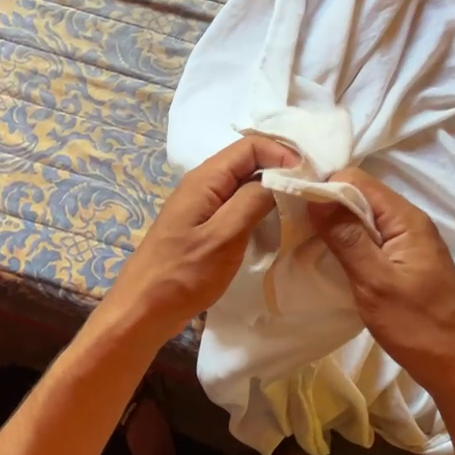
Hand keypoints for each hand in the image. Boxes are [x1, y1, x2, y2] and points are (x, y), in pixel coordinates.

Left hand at [101, 137, 299, 340]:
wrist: (144, 309)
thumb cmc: (183, 274)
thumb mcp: (224, 237)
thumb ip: (252, 201)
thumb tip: (280, 175)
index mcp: (206, 179)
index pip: (250, 145)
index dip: (282, 154)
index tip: (309, 177)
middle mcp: (203, 184)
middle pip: (247, 161)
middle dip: (280, 169)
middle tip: (310, 191)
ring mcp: (202, 205)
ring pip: (243, 183)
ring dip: (271, 189)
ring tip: (300, 206)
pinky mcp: (203, 226)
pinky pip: (235, 204)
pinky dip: (258, 207)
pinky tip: (275, 223)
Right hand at [306, 166, 454, 373]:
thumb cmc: (417, 326)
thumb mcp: (375, 282)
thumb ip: (347, 237)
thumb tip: (316, 197)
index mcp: (406, 219)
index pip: (356, 179)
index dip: (323, 188)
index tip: (294, 208)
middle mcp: (409, 222)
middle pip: (359, 195)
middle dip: (326, 206)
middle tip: (294, 228)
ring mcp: (409, 242)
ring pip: (363, 217)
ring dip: (335, 226)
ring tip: (306, 243)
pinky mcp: (405, 261)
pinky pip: (370, 238)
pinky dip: (348, 243)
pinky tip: (330, 259)